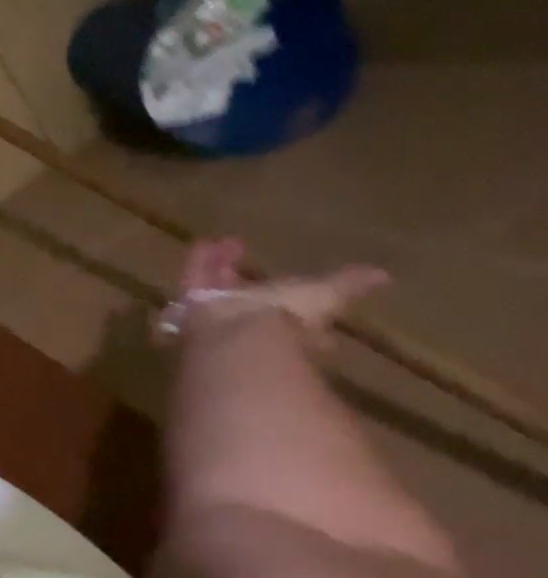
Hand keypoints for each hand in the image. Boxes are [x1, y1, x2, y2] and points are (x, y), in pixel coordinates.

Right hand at [164, 237, 389, 344]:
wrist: (240, 335)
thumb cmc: (289, 316)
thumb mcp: (328, 295)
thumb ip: (348, 284)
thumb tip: (384, 275)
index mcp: (286, 324)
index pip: (288, 310)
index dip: (289, 297)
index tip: (290, 283)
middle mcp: (250, 322)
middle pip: (247, 298)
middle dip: (246, 280)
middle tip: (244, 258)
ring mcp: (219, 314)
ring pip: (220, 287)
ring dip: (224, 265)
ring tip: (226, 243)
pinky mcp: (192, 302)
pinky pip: (196, 278)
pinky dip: (201, 260)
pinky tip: (204, 242)